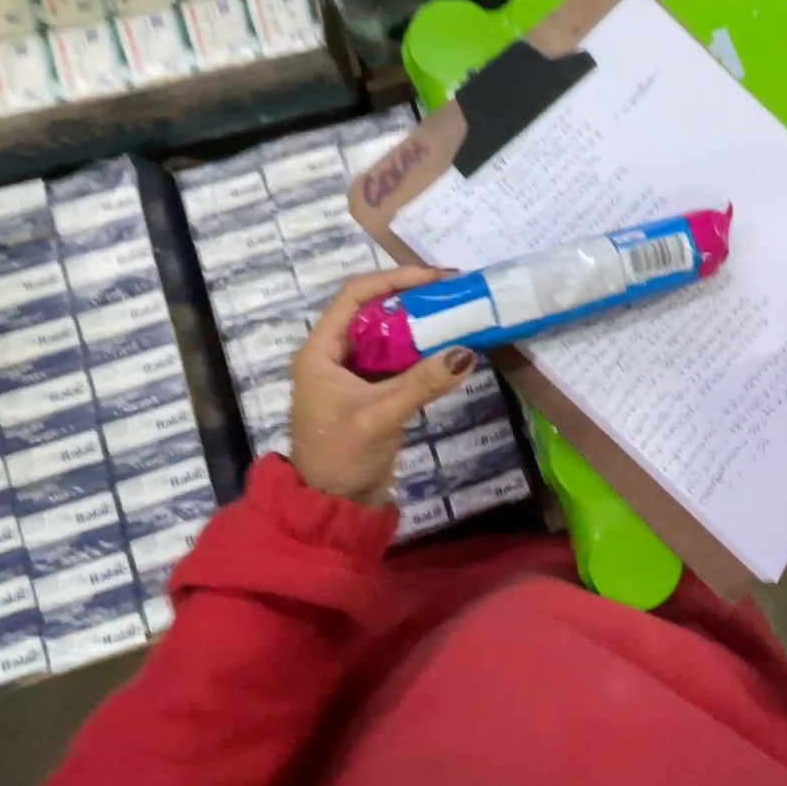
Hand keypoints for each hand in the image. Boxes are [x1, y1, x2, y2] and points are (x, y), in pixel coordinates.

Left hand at [289, 267, 476, 507]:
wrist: (332, 507)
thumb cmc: (340, 457)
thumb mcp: (380, 417)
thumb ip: (422, 383)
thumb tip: (466, 352)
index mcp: (320, 352)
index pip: (355, 296)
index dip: (394, 280)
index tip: (434, 278)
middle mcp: (335, 355)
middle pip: (375, 311)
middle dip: (414, 298)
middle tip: (454, 291)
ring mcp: (355, 373)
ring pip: (390, 334)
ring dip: (421, 324)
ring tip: (458, 311)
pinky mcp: (374, 391)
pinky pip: (400, 359)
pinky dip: (424, 351)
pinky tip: (450, 346)